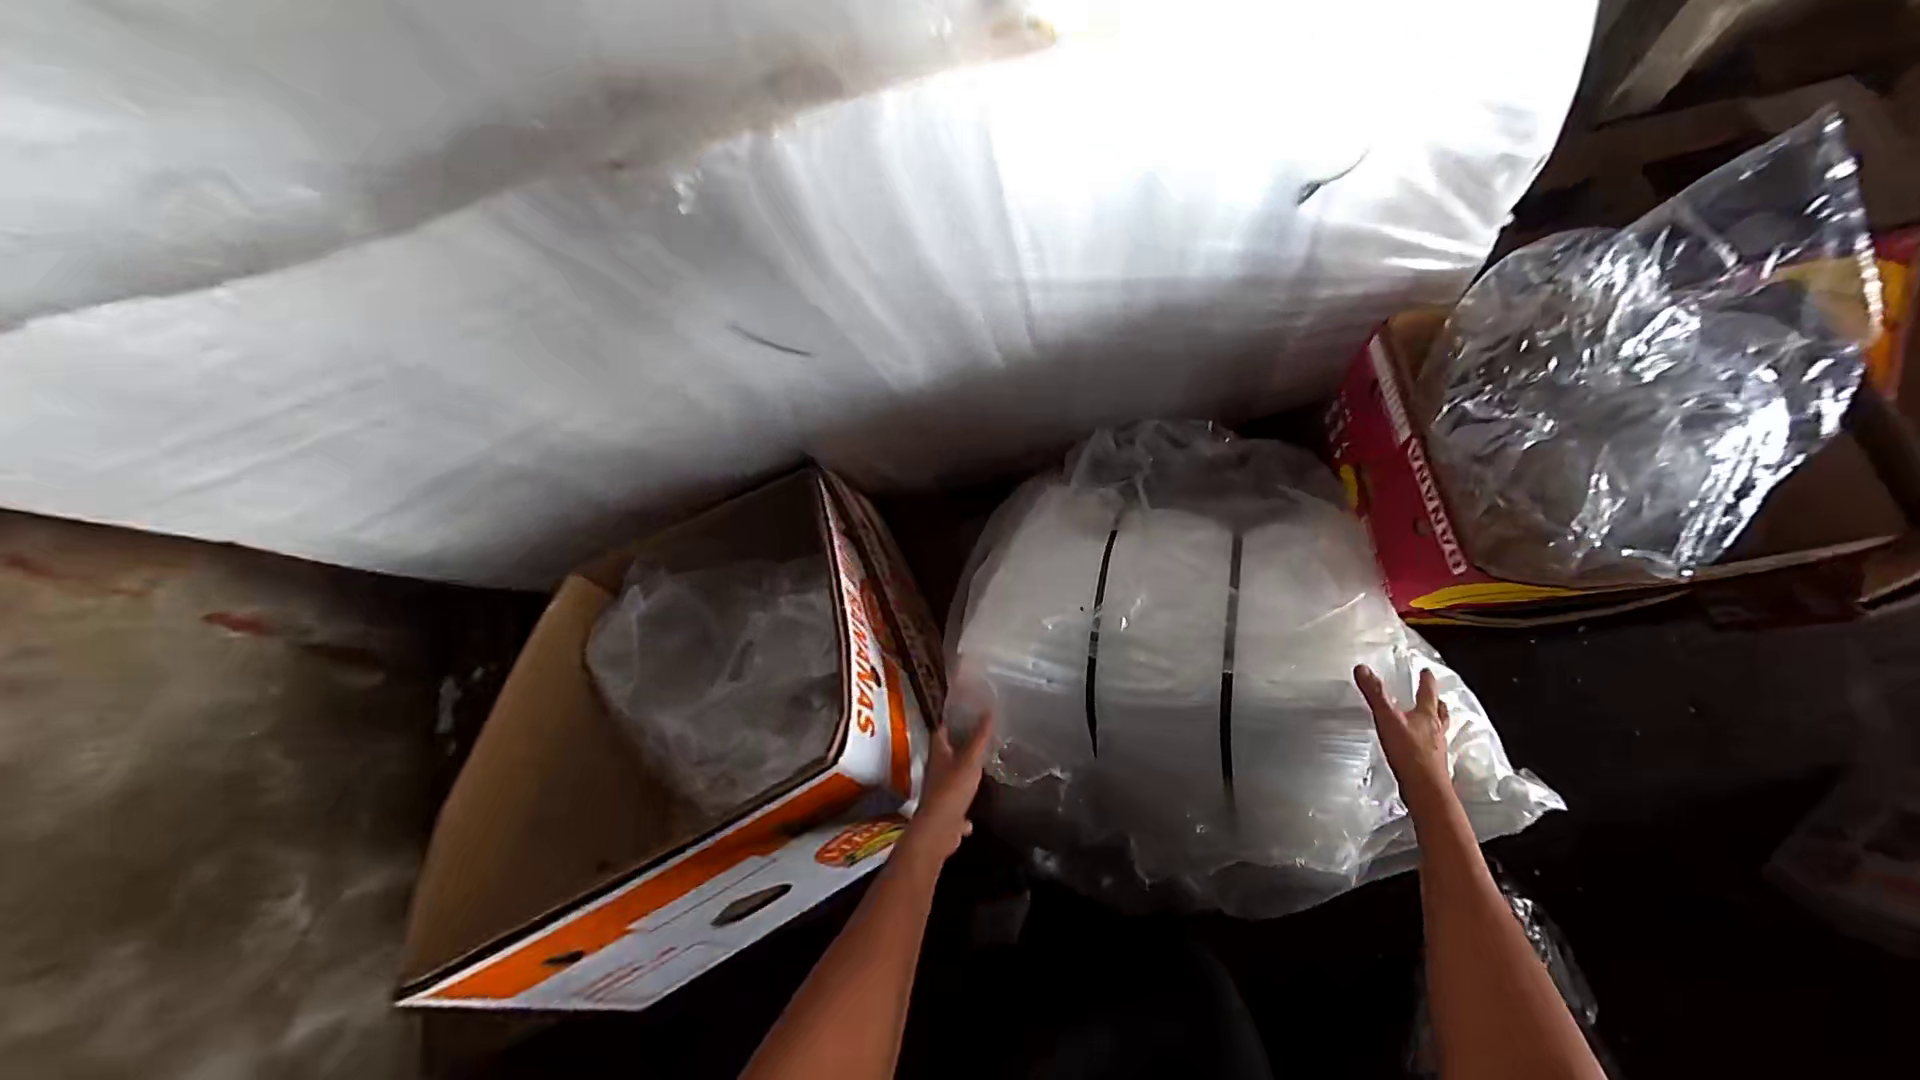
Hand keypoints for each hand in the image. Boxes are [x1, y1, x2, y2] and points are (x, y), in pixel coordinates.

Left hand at [897, 713, 994, 869]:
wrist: (939, 828)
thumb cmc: (952, 789)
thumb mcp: (970, 761)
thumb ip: (979, 738)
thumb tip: (988, 710)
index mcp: (938, 753)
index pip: (942, 730)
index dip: (953, 720)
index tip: (969, 712)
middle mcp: (936, 768)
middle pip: (948, 751)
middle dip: (962, 743)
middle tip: (982, 734)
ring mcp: (940, 788)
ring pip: (953, 773)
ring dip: (965, 768)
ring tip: (983, 761)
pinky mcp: (946, 806)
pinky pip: (958, 798)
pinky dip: (966, 798)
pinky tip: (978, 797)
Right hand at [1355, 665, 1453, 816]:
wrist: (1425, 789)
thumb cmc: (1409, 752)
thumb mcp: (1387, 719)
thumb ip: (1375, 694)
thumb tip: (1363, 668)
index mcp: (1427, 716)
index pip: (1428, 693)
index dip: (1427, 681)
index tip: (1426, 671)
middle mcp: (1435, 729)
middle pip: (1439, 712)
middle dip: (1437, 702)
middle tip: (1435, 696)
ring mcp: (1436, 747)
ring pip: (1439, 728)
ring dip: (1437, 721)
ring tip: (1433, 719)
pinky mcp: (1433, 762)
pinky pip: (1433, 745)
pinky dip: (1429, 739)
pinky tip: (1422, 744)